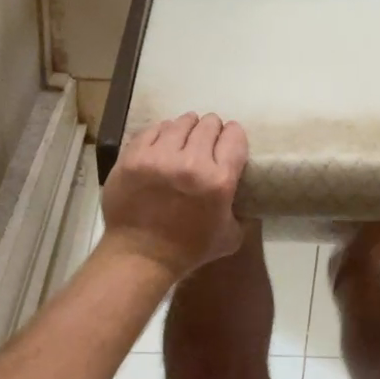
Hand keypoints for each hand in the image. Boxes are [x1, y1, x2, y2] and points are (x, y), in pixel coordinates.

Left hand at [101, 112, 248, 277]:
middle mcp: (191, 162)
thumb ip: (241, 210)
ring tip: (183, 139)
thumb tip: (246, 193)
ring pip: (180, 123)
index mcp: (219, 181)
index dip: (233, 135)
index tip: (229, 140)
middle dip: (211, 130)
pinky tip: (162, 143)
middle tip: (206, 140)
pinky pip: (153, 130)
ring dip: (186, 128)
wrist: (139, 255)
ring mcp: (158, 157)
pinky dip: (161, 133)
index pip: (234, 137)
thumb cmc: (187, 251)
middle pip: (208, 125)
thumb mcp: (230, 236)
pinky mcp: (133, 156)